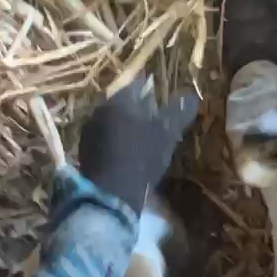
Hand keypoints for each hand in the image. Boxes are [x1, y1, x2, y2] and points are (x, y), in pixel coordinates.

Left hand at [77, 79, 199, 213]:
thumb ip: (179, 112)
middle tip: (157, 116)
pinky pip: (106, 137)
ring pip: (114, 120)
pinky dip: (119, 140)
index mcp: (120, 99)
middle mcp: (100, 109)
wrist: (110, 193)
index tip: (164, 96)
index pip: (139, 84)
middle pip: (124, 102)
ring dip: (128, 124)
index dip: (154, 88)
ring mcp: (90, 130)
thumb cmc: (141, 156)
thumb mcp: (167, 132)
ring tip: (145, 136)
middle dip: (140, 107)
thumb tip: (191, 96)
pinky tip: (130, 152)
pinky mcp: (85, 151)